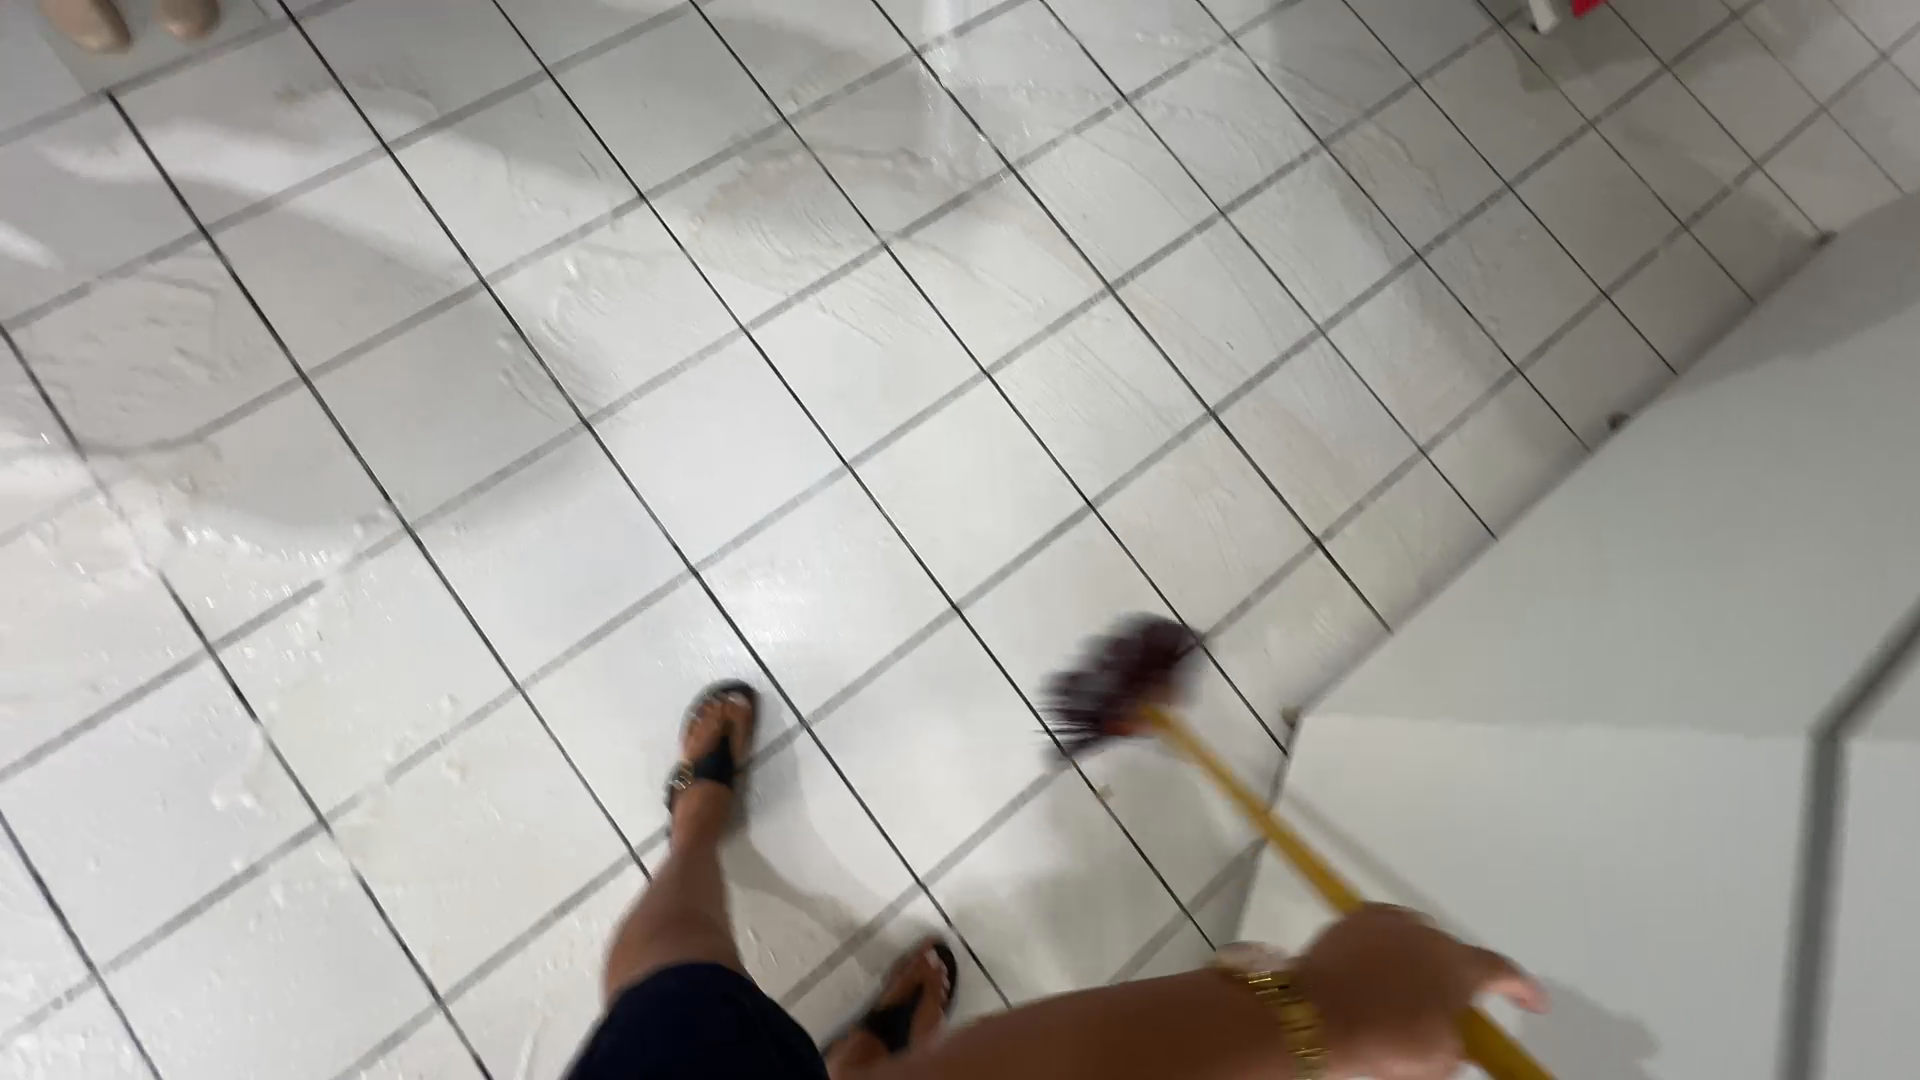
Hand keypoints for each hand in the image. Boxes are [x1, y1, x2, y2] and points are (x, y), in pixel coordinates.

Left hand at [1292, 905, 1546, 1079]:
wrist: (1319, 1015)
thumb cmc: (1390, 1041)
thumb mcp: (1444, 1057)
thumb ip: (1458, 1037)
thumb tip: (1450, 1027)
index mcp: (1456, 964)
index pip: (1501, 970)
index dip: (1521, 988)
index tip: (1534, 1002)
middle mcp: (1422, 932)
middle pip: (1450, 951)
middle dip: (1455, 976)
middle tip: (1451, 1005)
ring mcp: (1381, 920)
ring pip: (1413, 937)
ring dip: (1418, 959)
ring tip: (1410, 988)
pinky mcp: (1348, 920)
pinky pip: (1380, 932)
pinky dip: (1386, 949)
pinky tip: (1381, 969)